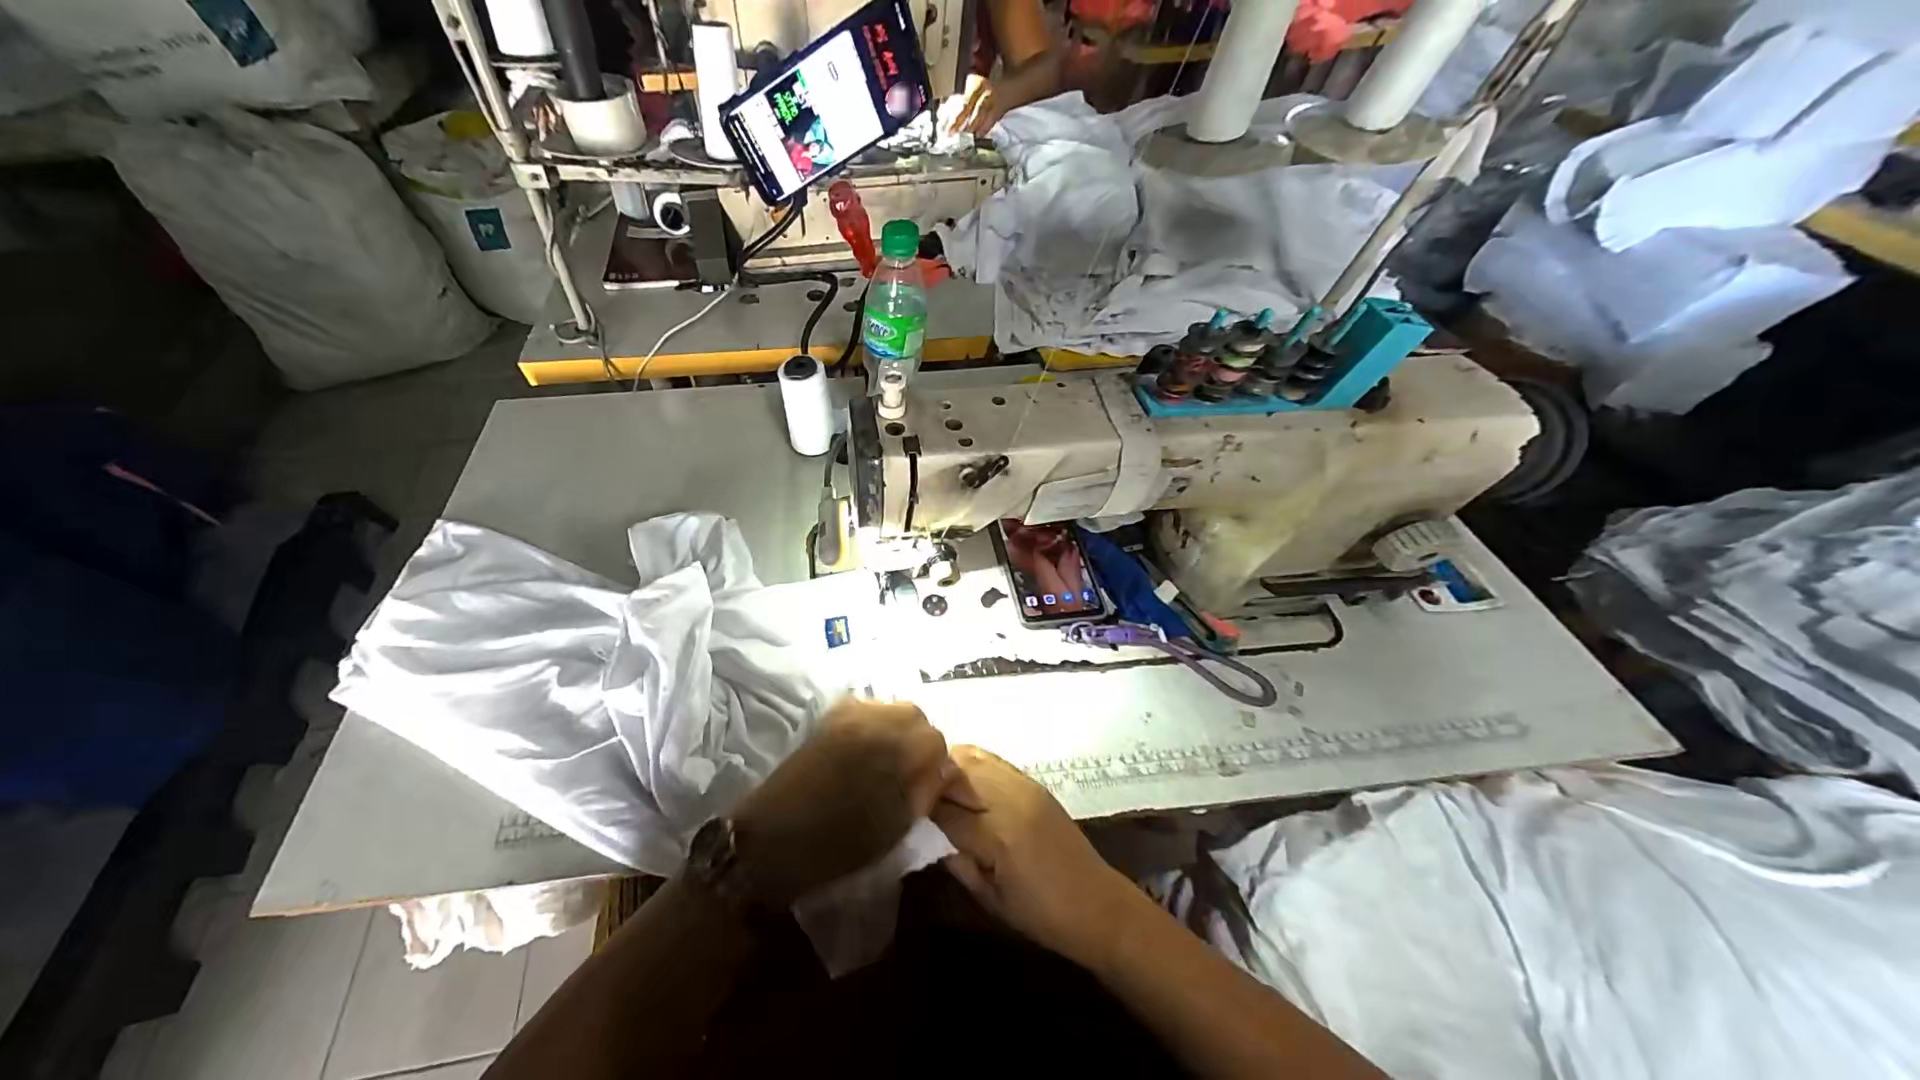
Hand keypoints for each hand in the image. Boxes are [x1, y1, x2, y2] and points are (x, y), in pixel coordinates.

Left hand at [729, 699, 949, 905]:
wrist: (769, 841)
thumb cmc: (839, 843)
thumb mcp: (897, 824)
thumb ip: (927, 790)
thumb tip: (945, 773)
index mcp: (898, 743)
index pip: (940, 745)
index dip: (950, 775)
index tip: (958, 801)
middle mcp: (878, 716)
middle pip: (920, 721)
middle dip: (927, 749)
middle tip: (926, 782)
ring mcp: (851, 713)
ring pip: (895, 714)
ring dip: (904, 737)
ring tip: (902, 769)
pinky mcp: (830, 719)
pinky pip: (869, 714)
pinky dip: (880, 732)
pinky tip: (877, 758)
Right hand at [932, 745, 1142, 966]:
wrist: (1098, 905)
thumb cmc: (1042, 915)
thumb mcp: (990, 899)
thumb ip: (957, 862)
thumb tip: (927, 836)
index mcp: (997, 834)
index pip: (942, 810)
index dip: (919, 813)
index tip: (901, 815)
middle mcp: (1010, 799)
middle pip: (955, 770)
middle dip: (929, 781)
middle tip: (910, 794)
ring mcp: (1024, 786)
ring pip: (974, 757)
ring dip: (948, 766)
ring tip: (931, 784)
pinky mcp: (1034, 783)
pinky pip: (994, 762)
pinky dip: (972, 765)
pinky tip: (961, 781)